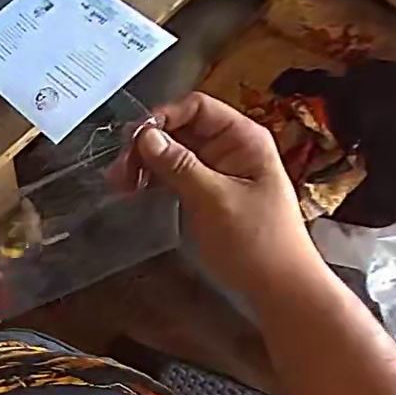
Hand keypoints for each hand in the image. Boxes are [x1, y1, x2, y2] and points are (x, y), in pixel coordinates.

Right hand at [134, 93, 325, 296]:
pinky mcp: (203, 193)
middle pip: (178, 130)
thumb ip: (179, 166)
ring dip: (143, 164)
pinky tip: (131, 190)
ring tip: (118, 183)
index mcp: (242, 139)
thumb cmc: (256, 240)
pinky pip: (171, 176)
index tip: (134, 140)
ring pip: (170, 154)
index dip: (164, 117)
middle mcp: (227, 148)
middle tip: (119, 168)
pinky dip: (151, 180)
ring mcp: (214, 171)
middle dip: (146, 145)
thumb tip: (145, 136)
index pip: (197, 108)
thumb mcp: (215, 199)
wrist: (278, 286)